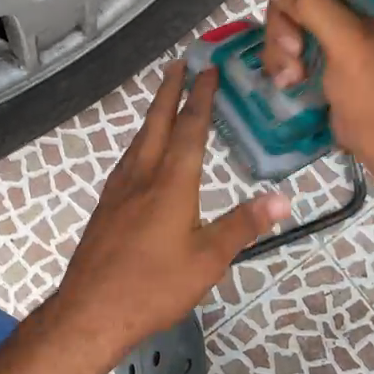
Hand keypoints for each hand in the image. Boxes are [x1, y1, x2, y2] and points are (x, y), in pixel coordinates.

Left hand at [50, 62, 290, 353]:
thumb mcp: (209, 259)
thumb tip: (283, 197)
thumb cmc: (155, 286)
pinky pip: (127, 160)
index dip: (201, 97)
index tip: (207, 69)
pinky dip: (139, 143)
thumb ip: (244, 225)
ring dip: (153, 114)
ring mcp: (118, 191)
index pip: (190, 129)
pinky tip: (140, 154)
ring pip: (138, 140)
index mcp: (172, 183)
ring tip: (162, 100)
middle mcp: (142, 176)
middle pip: (157, 123)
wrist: (91, 311)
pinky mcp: (105, 207)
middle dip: (170, 91)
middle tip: (179, 63)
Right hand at [255, 0, 373, 168]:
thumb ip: (314, 8)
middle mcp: (351, 3)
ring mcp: (335, 28)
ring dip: (279, 45)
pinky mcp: (321, 51)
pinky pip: (287, 40)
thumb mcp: (347, 46)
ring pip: (287, 16)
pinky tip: (288, 81)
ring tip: (290, 76)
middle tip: (291, 52)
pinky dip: (280, 59)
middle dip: (283, 19)